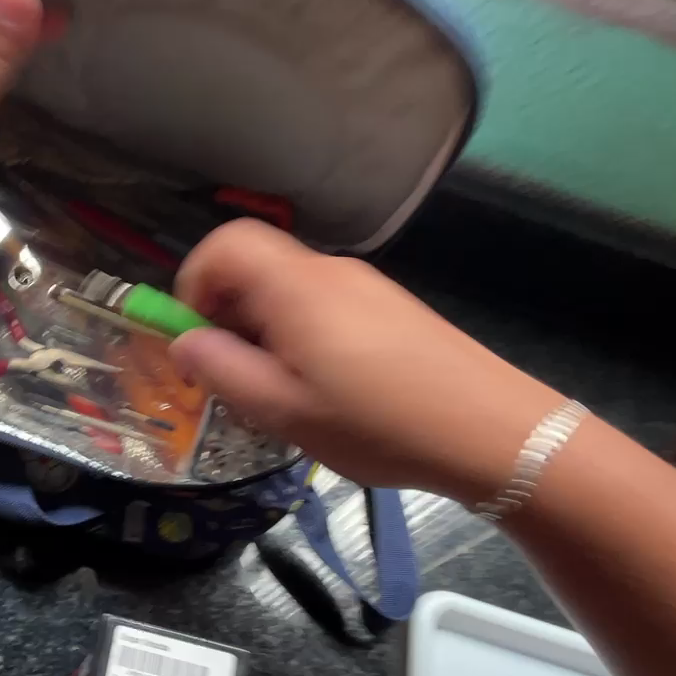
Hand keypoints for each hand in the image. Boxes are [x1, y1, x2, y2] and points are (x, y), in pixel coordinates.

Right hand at [168, 220, 566, 504]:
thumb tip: (183, 341)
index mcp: (294, 285)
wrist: (492, 431)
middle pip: (255, 266)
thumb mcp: (283, 409)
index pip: (223, 244)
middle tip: (234, 374)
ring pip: (288, 289)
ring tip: (280, 389)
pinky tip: (324, 385)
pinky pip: (323, 305)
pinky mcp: (390, 306)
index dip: (193, 282)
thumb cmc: (376, 422)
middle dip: (227, 314)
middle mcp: (328, 271)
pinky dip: (300, 333)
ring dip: (264, 329)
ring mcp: (364, 285)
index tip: (196, 337)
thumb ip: (221, 369)